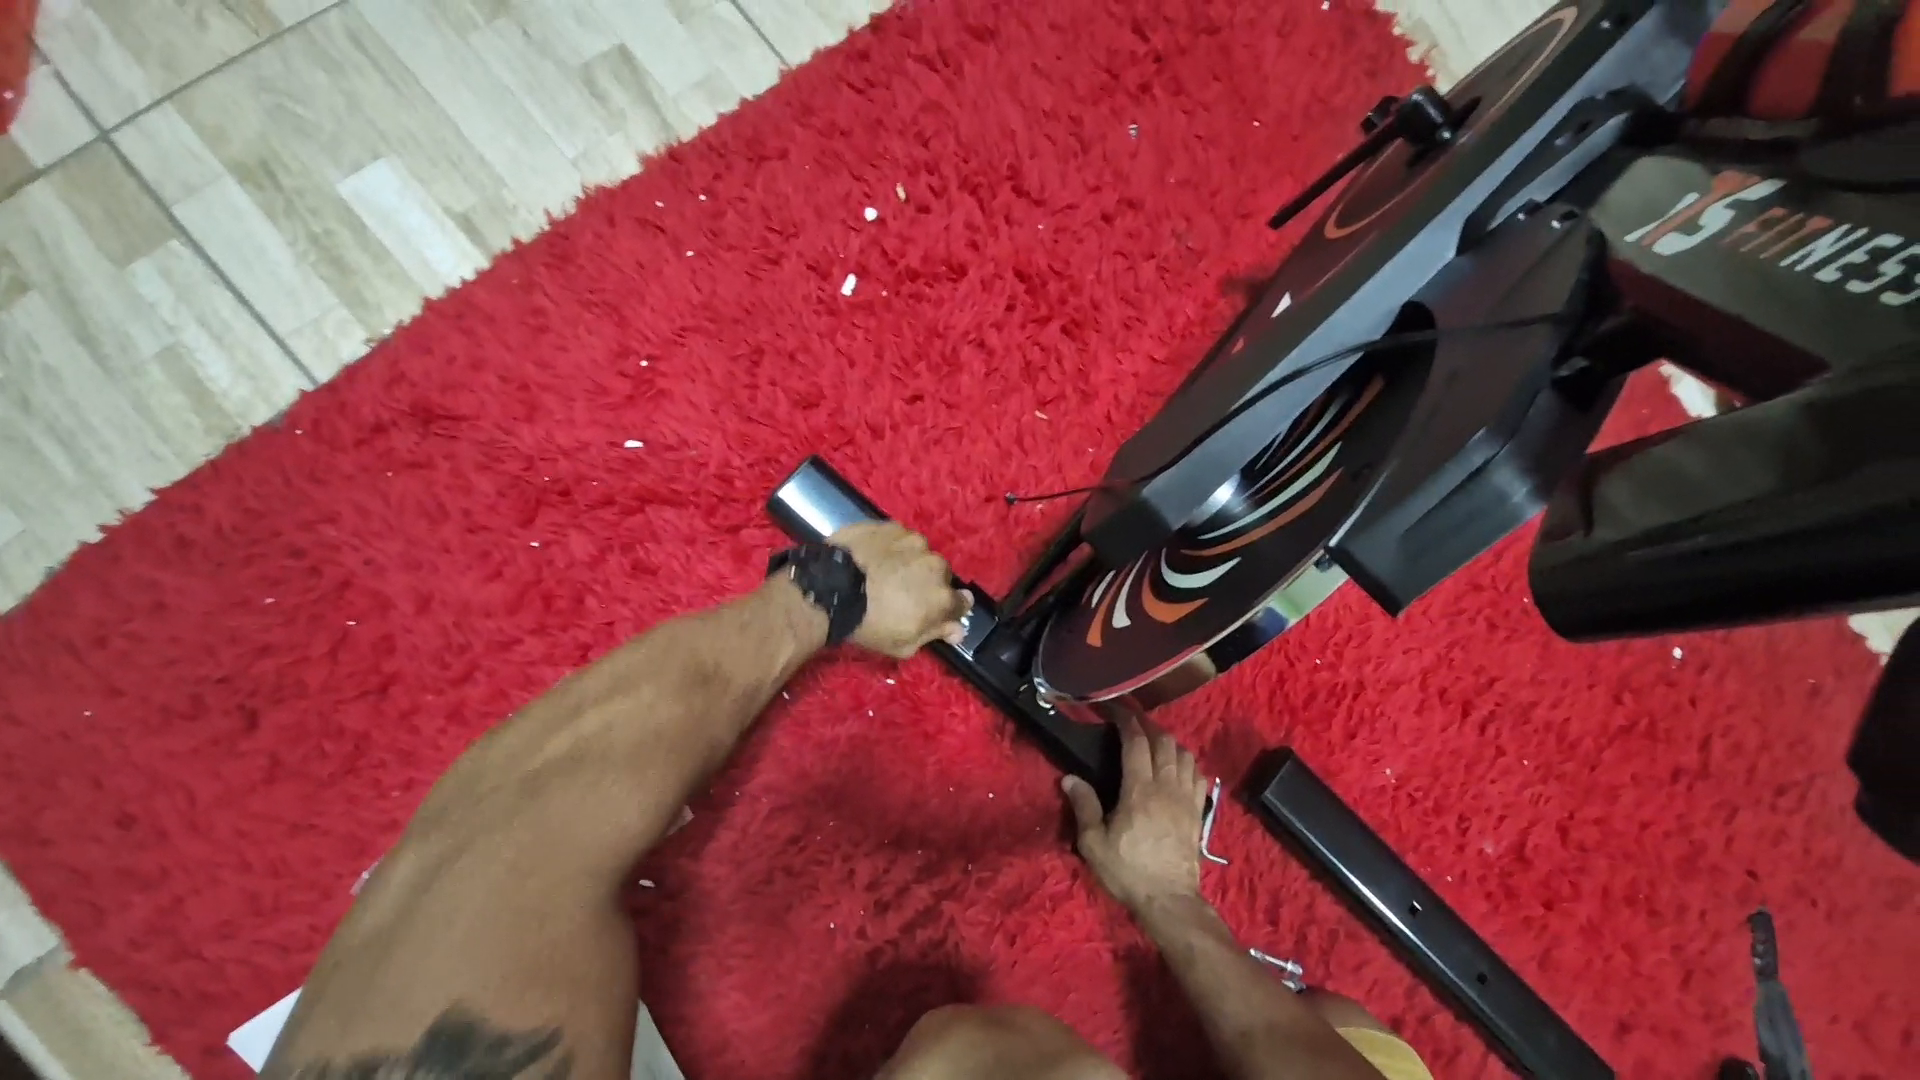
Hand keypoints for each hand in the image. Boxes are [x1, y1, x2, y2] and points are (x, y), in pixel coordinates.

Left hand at [829, 523, 972, 658]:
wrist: (829, 589)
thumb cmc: (867, 625)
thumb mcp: (902, 645)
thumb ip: (934, 634)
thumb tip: (957, 629)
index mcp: (942, 596)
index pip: (962, 603)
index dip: (950, 609)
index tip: (935, 612)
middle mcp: (934, 563)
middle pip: (939, 574)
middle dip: (927, 583)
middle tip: (903, 592)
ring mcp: (912, 540)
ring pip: (918, 552)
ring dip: (909, 561)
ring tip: (885, 572)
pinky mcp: (889, 526)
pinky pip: (897, 538)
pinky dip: (890, 547)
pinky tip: (873, 557)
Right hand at [1062, 715, 1209, 913]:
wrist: (1169, 900)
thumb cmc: (1128, 871)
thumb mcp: (1094, 843)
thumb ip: (1084, 806)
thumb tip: (1069, 778)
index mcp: (1139, 789)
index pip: (1136, 742)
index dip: (1126, 720)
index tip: (1114, 710)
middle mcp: (1166, 786)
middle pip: (1164, 741)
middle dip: (1148, 725)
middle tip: (1131, 721)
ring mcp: (1186, 798)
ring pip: (1184, 754)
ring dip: (1169, 741)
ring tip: (1154, 741)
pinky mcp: (1198, 812)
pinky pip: (1198, 776)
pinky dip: (1188, 762)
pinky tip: (1178, 766)